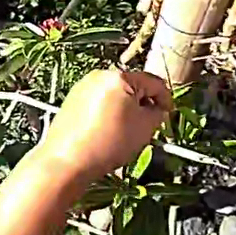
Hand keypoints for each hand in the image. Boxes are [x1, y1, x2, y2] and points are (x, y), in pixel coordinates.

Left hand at [32, 68, 171, 182]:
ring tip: (124, 133)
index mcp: (120, 77)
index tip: (168, 115)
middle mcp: (100, 75)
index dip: (166, 100)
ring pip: (116, 94)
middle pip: (133, 86)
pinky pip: (99, 101)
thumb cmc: (108, 143)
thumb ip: (158, 113)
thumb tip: (157, 108)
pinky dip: (108, 112)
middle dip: (143, 105)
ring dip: (126, 109)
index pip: (154, 82)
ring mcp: (83, 85)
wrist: (67, 160)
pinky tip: (106, 132)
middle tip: (147, 127)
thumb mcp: (144, 128)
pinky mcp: (72, 98)